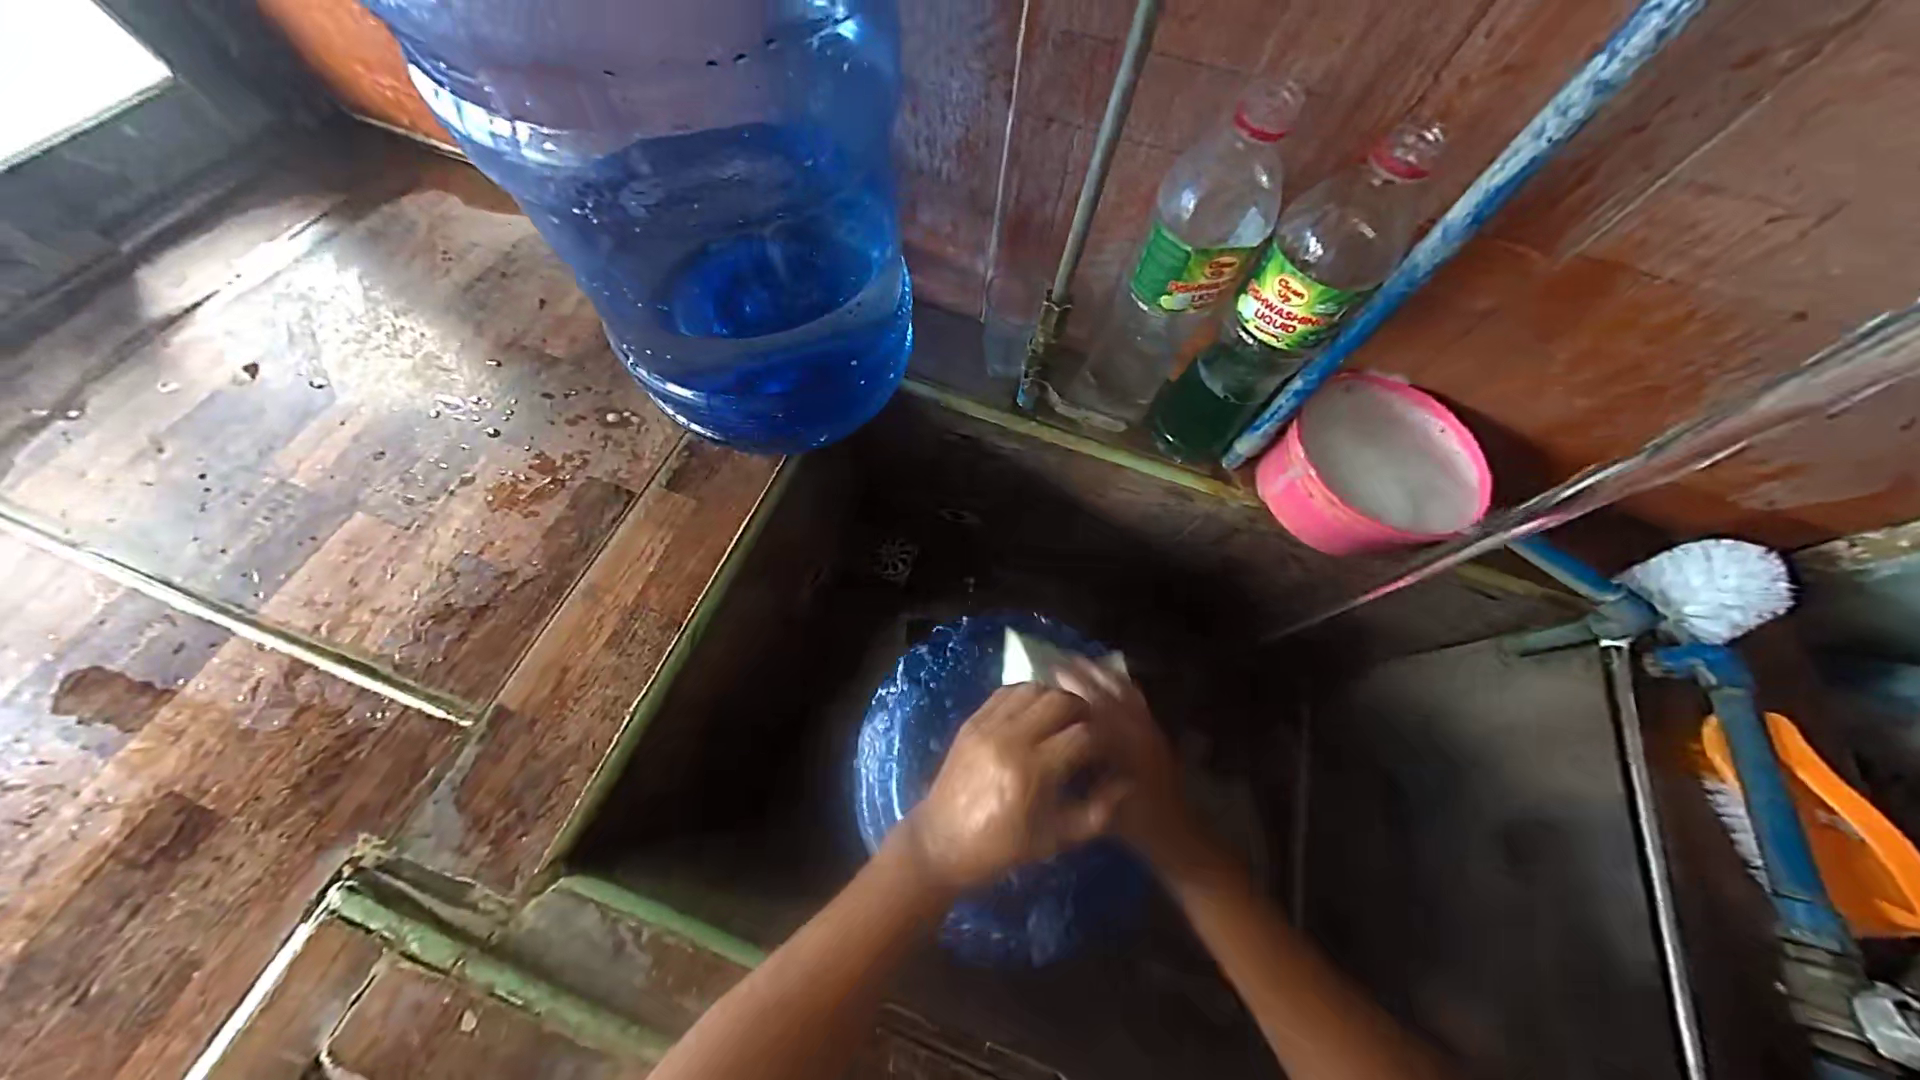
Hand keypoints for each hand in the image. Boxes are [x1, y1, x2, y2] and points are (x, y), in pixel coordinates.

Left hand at [900, 683, 1125, 891]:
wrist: (942, 841)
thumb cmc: (1002, 848)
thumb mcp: (1055, 840)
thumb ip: (1097, 812)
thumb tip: (1127, 782)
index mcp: (1032, 772)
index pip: (1082, 736)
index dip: (1104, 740)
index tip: (1110, 749)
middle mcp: (1009, 740)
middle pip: (1060, 702)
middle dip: (1083, 712)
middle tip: (1090, 727)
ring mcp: (987, 726)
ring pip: (1034, 689)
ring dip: (1056, 699)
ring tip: (1064, 718)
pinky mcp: (972, 721)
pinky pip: (1007, 691)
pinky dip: (1028, 695)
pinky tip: (1036, 713)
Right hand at [1055, 658, 1193, 861]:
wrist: (1176, 834)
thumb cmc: (1133, 824)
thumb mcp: (1099, 801)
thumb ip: (1081, 768)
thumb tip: (1057, 738)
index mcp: (1124, 745)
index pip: (1092, 707)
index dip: (1069, 690)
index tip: (1048, 677)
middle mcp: (1139, 729)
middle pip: (1108, 691)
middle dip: (1082, 675)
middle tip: (1057, 663)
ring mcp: (1150, 727)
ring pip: (1123, 689)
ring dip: (1100, 674)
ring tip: (1077, 662)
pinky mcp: (1155, 730)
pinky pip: (1135, 697)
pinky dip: (1118, 682)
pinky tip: (1105, 676)